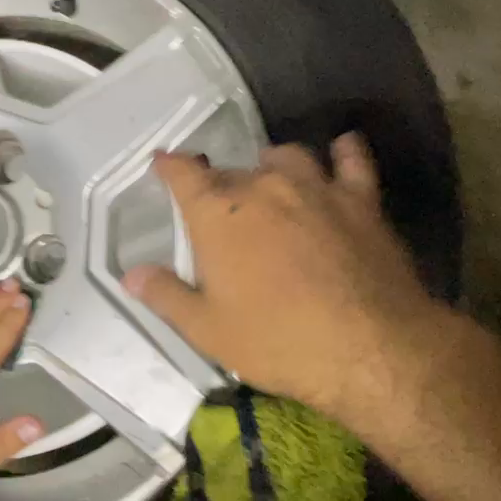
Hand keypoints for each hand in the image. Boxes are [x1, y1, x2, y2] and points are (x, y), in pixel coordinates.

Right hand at [123, 134, 450, 427]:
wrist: (369, 349)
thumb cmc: (277, 341)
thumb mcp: (208, 330)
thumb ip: (167, 295)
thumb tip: (131, 274)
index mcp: (219, 215)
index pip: (184, 175)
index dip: (170, 166)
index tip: (163, 163)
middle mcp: (263, 188)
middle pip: (232, 171)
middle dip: (219, 184)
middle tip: (218, 207)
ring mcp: (316, 189)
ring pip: (286, 158)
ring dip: (271, 165)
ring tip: (268, 178)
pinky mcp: (361, 201)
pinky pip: (351, 161)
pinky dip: (343, 153)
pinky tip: (341, 151)